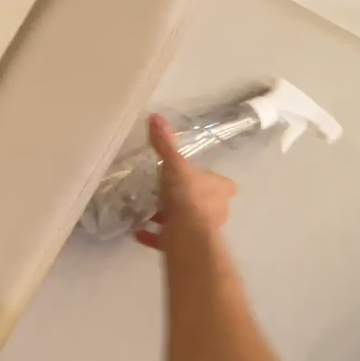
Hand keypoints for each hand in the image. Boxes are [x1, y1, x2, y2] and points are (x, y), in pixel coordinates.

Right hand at [134, 113, 236, 249]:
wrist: (186, 234)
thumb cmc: (187, 196)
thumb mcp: (174, 164)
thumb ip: (165, 144)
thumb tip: (155, 116)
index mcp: (220, 190)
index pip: (221, 183)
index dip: (207, 180)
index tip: (189, 177)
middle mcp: (217, 210)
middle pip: (203, 202)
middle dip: (186, 199)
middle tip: (166, 193)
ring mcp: (201, 230)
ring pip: (186, 221)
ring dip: (170, 217)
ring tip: (149, 211)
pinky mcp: (185, 244)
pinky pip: (167, 238)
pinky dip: (154, 235)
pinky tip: (139, 232)